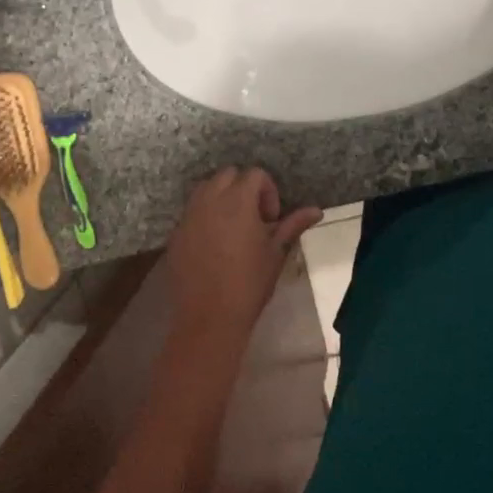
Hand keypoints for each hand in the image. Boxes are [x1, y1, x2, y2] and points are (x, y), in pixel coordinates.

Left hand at [167, 167, 321, 337]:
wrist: (209, 319)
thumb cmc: (249, 283)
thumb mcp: (275, 252)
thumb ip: (293, 225)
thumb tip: (316, 210)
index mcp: (237, 201)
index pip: (254, 174)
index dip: (268, 191)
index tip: (271, 219)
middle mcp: (210, 202)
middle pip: (227, 175)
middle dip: (243, 187)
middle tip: (254, 216)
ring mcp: (189, 218)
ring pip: (205, 189)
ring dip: (221, 197)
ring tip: (233, 225)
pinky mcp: (176, 235)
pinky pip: (191, 212)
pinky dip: (204, 216)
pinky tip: (214, 243)